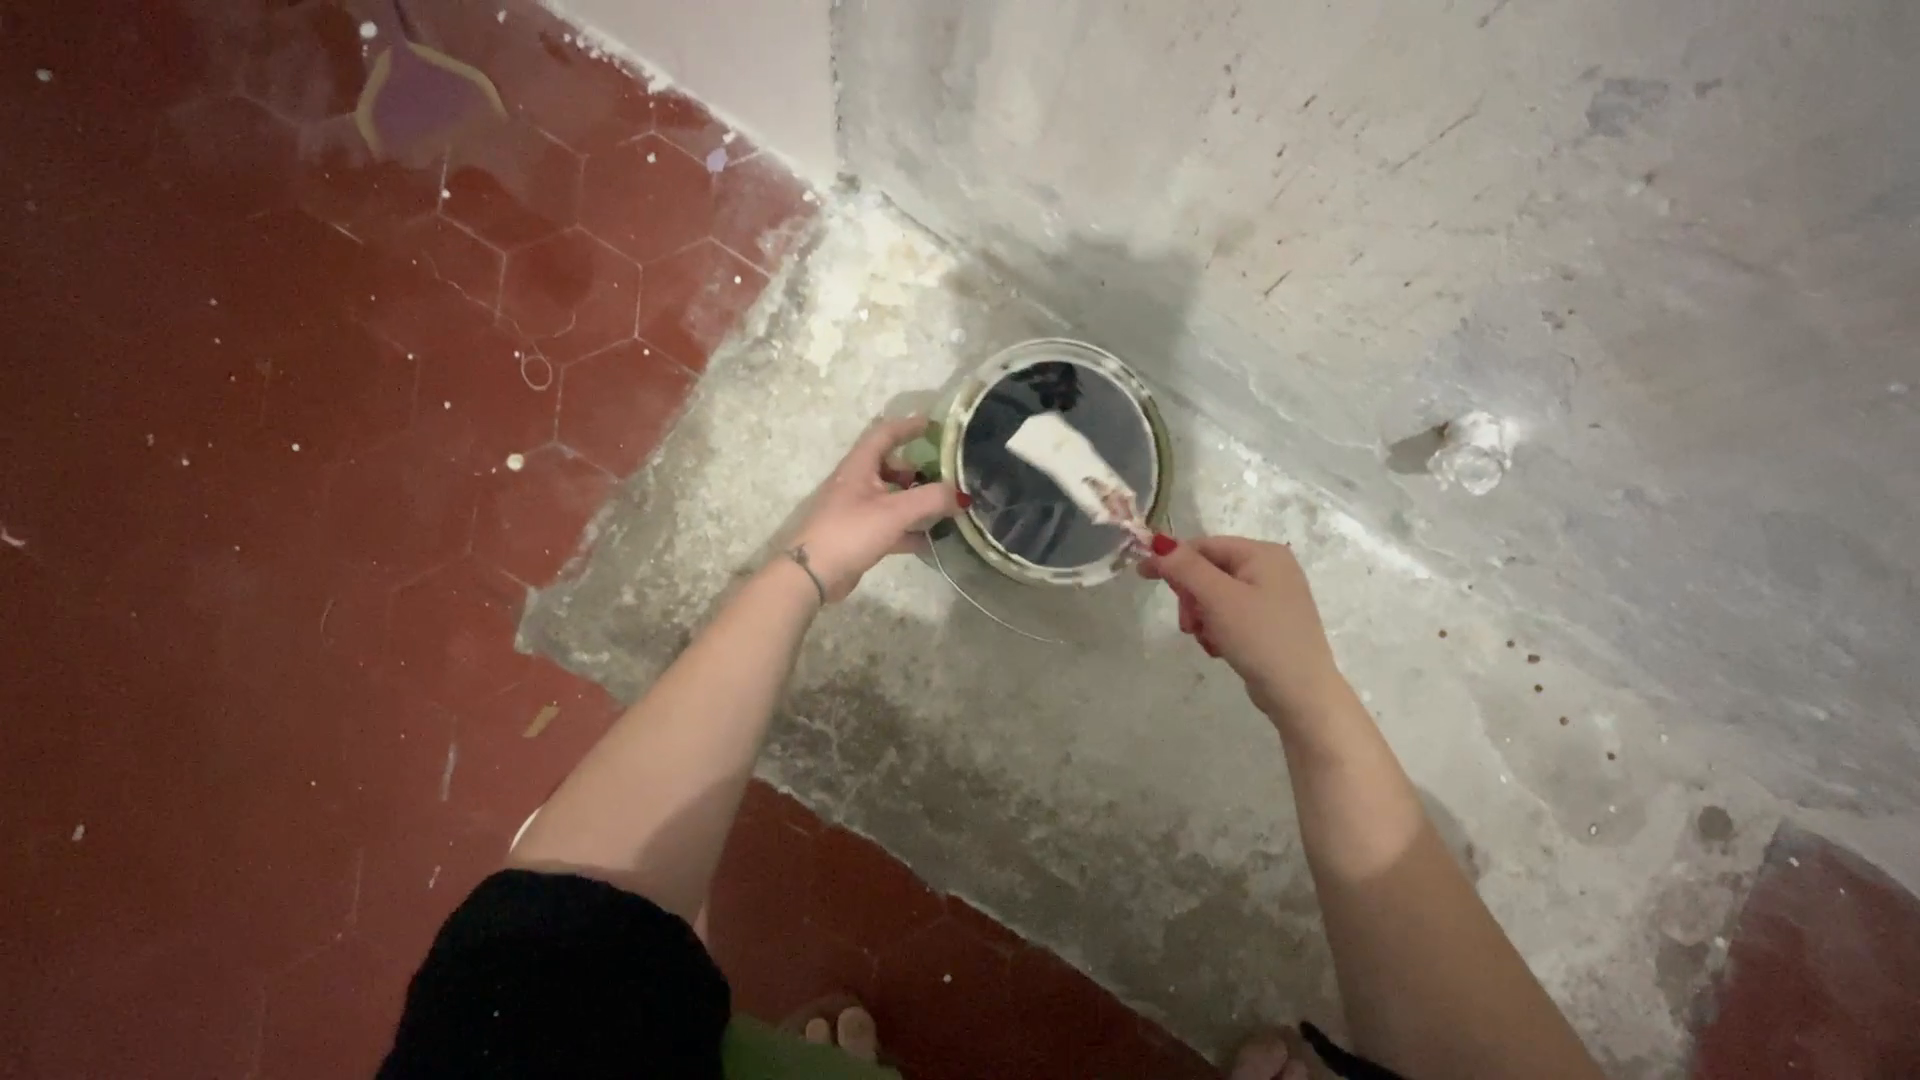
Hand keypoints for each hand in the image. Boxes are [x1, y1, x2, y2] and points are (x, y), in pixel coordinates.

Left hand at [783, 416, 964, 601]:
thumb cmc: (850, 531)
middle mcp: (856, 482)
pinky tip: (930, 539)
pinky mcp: (858, 535)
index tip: (934, 426)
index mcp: (859, 466)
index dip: (909, 426)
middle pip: (890, 466)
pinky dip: (909, 529)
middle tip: (945, 476)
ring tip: (944, 508)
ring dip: (915, 500)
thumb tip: (961, 496)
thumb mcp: (894, 511)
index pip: (885, 433)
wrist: (812, 573)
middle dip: (917, 469)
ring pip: (891, 496)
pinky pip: (889, 524)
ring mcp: (856, 510)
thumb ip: (931, 499)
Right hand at [1140, 534, 1348, 724]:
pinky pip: (1230, 615)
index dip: (1172, 560)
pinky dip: (1217, 629)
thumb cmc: (1261, 638)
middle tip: (1188, 624)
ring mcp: (1272, 597)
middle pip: (1208, 571)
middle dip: (1191, 597)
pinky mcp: (1269, 623)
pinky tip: (1220, 648)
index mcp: (1263, 553)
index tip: (1143, 577)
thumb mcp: (1218, 598)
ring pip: (1215, 596)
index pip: (1204, 546)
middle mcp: (1271, 568)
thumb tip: (1156, 541)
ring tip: (1207, 640)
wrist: (1301, 694)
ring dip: (1201, 617)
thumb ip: (1185, 567)